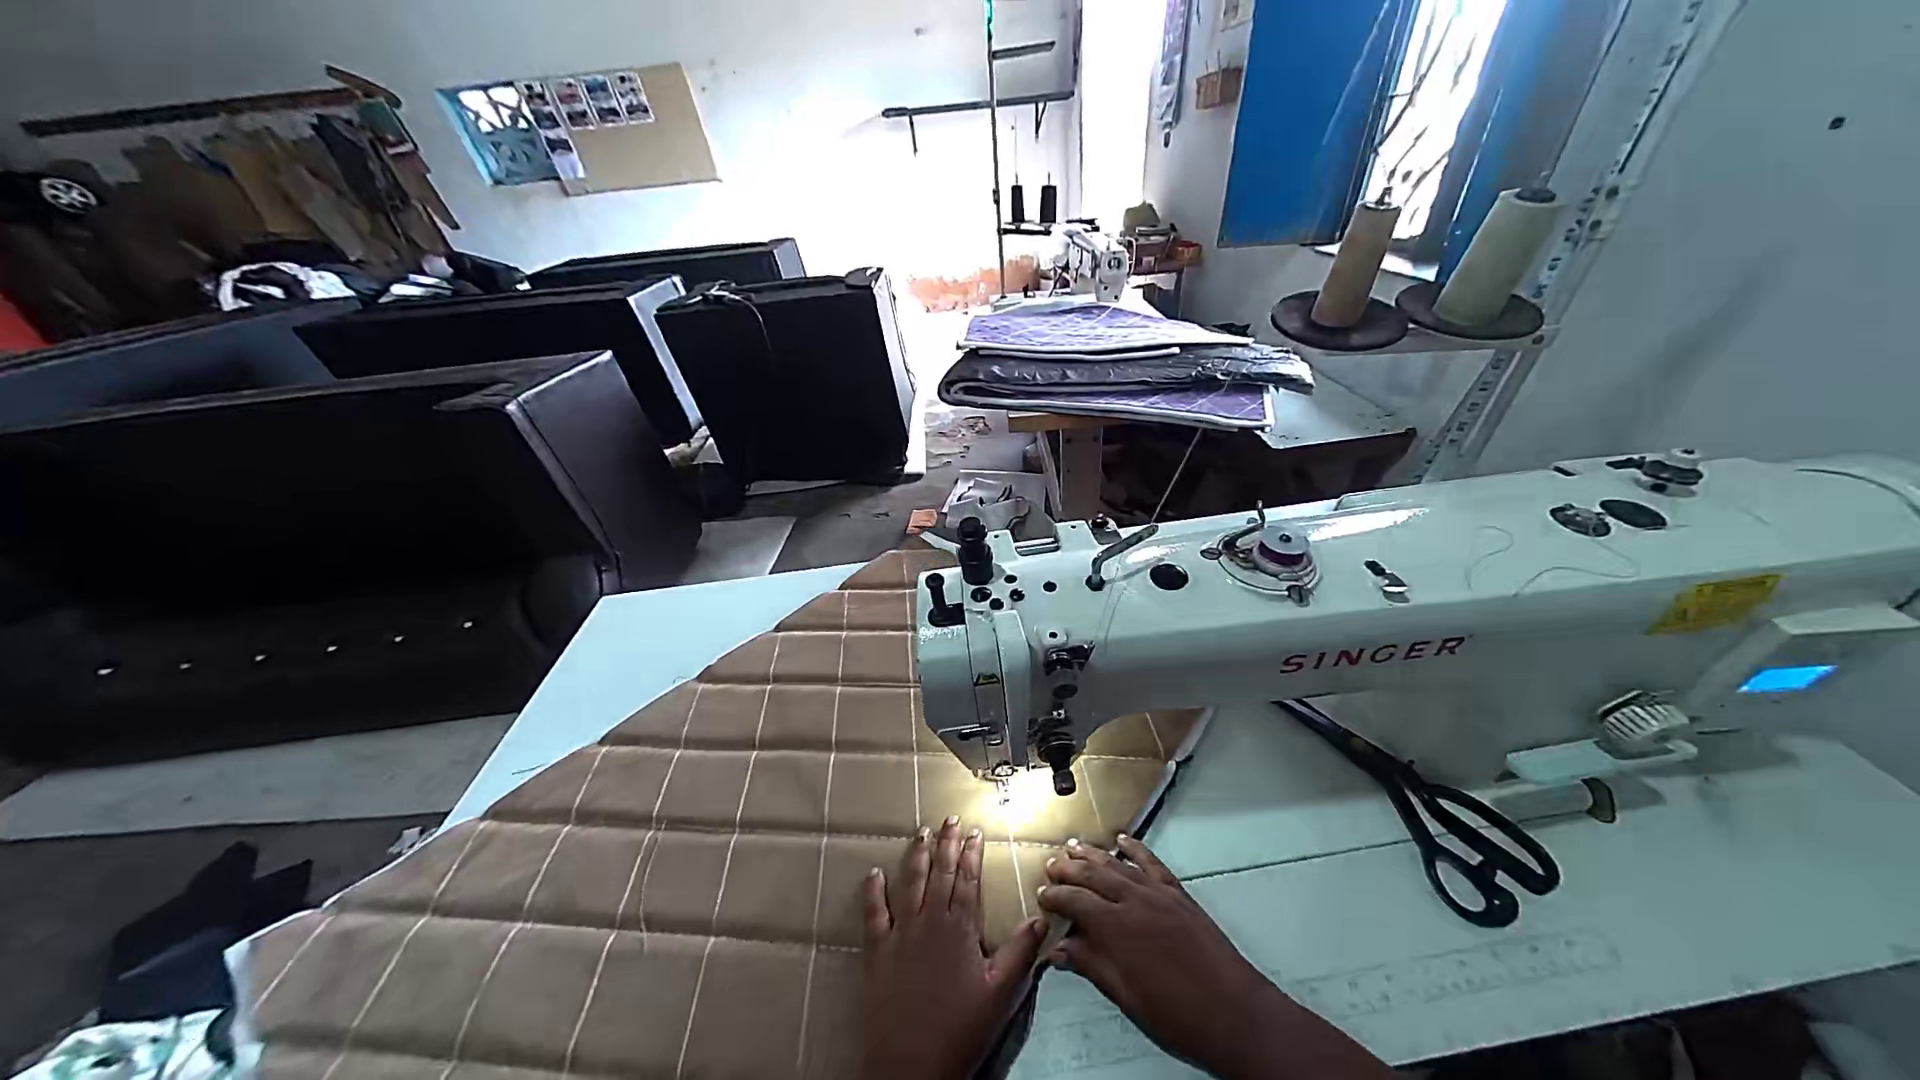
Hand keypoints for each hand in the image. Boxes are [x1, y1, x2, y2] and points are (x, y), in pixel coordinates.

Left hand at [860, 815, 1046, 1079]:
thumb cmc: (960, 1029)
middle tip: (950, 820)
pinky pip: (874, 911)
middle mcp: (930, 920)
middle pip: (940, 873)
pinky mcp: (877, 948)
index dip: (972, 854)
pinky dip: (873, 890)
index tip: (975, 833)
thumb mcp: (1000, 993)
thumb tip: (1040, 918)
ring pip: (911, 882)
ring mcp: (901, 931)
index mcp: (960, 928)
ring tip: (922, 832)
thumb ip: (1020, 952)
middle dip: (947, 843)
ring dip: (918, 855)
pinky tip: (873, 873)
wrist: (911, 1063)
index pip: (968, 881)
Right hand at [1038, 835, 1392, 1079]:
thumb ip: (1091, 965)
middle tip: (1050, 865)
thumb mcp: (1126, 996)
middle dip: (1068, 868)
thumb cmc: (1177, 1014)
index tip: (1041, 896)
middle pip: (1093, 875)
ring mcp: (1158, 893)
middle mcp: (1134, 901)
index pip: (1075, 901)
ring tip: (1074, 846)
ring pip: (1117, 864)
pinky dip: (1135, 848)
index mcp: (1117, 928)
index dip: (1055, 897)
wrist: (1235, 1013)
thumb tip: (1059, 949)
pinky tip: (1122, 839)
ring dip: (1093, 853)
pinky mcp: (1179, 893)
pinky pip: (1152, 862)